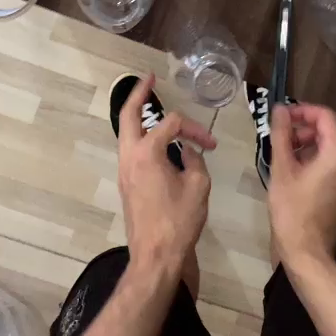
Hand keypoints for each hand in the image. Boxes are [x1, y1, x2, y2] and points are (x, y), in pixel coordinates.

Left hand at [116, 76, 214, 278]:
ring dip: (137, 115)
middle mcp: (130, 156)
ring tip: (149, 101)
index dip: (194, 129)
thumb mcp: (198, 186)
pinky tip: (153, 136)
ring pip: (126, 132)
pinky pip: (130, 148)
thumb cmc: (178, 221)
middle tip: (149, 77)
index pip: (172, 124)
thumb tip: (187, 152)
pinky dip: (140, 135)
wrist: (154, 258)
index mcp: (147, 152)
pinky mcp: (126, 183)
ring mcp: (124, 170)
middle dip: (138, 93)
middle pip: (128, 114)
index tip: (211, 144)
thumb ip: (195, 161)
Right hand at [267, 102, 335, 269]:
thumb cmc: (292, 210)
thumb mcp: (282, 169)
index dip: (303, 111)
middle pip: (328, 134)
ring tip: (285, 160)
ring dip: (307, 149)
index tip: (282, 118)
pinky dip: (316, 166)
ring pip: (330, 154)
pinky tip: (296, 179)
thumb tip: (280, 109)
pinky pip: (333, 171)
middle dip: (303, 131)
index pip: (325, 117)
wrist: (307, 255)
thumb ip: (281, 134)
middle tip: (280, 141)